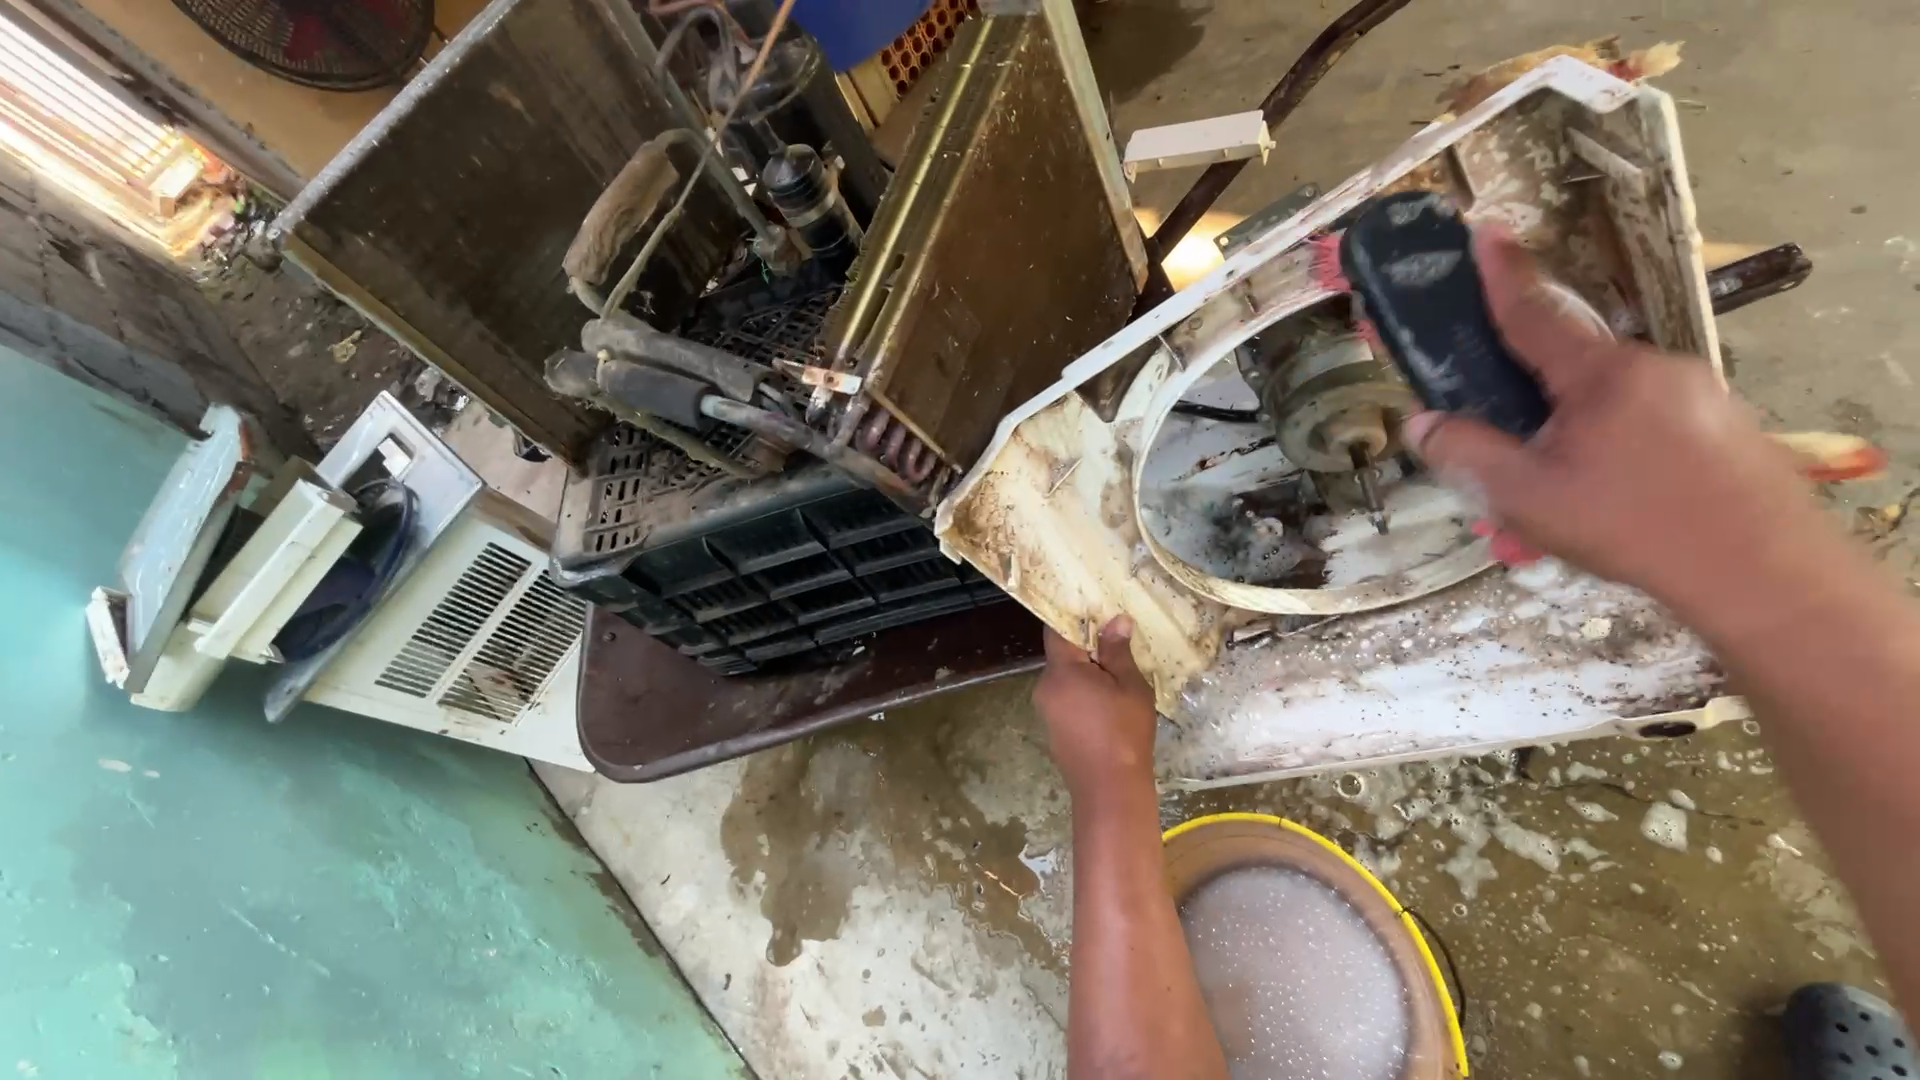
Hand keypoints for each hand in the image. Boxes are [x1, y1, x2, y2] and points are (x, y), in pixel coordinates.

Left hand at [1034, 615, 1158, 802]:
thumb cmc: (1124, 733)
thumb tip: (1116, 620)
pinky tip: (1108, 704)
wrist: (1110, 790)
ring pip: (1065, 678)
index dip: (1075, 617)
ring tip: (1119, 677)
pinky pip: (1066, 698)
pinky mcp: (1053, 728)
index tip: (1095, 608)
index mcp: (1061, 671)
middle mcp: (1045, 686)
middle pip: (1062, 654)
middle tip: (1118, 644)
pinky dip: (1083, 693)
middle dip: (1087, 648)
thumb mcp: (1130, 686)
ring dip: (1088, 673)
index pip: (1057, 630)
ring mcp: (1046, 709)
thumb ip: (1118, 651)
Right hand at [1403, 229, 1834, 614]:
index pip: (1534, 313)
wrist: (1763, 574)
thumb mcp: (1522, 494)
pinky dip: (1600, 463)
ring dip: (1557, 454)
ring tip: (1539, 516)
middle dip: (1520, 415)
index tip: (1483, 232)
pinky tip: (1590, 515)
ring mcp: (1694, 396)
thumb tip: (1421, 423)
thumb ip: (1464, 453)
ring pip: (1596, 413)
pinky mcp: (1720, 428)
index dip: (1501, 275)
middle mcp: (1651, 370)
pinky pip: (1636, 432)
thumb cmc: (1629, 524)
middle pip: (1560, 376)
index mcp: (1601, 374)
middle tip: (1498, 465)